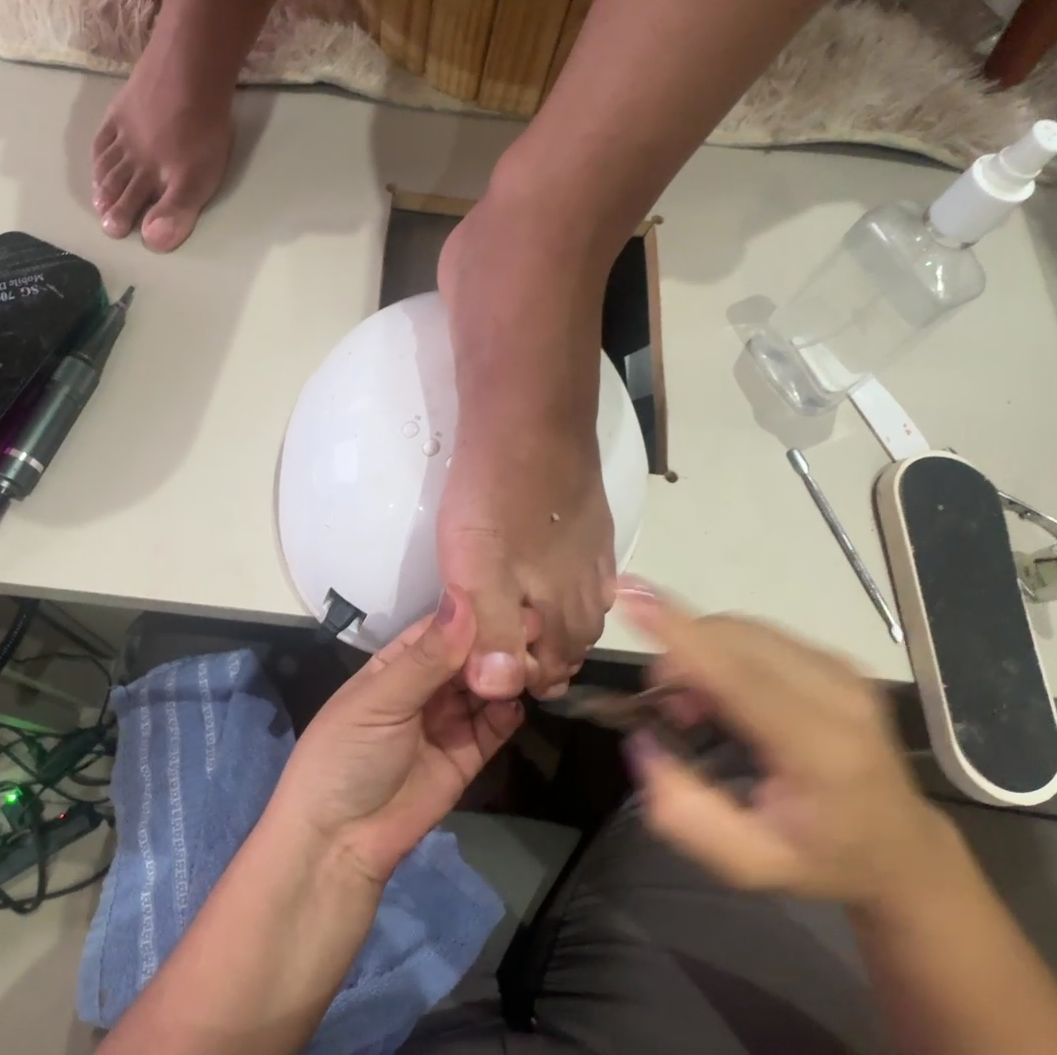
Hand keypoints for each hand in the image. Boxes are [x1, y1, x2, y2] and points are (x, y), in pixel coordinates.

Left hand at [270, 586, 524, 881]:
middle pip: (470, 655)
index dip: (474, 612)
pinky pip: (496, 725)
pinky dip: (509, 712)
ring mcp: (449, 721)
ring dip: (508, 674)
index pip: (442, 627)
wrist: (340, 842)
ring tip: (530, 665)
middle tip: (532, 629)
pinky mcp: (468, 756)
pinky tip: (516, 702)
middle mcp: (426, 687)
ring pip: (488, 686)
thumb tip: (463, 597)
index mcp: (395, 664)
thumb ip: (427, 657)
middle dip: (498, 642)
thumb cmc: (345, 757)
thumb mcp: (380, 701)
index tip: (509, 595)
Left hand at [436, 196, 618, 700]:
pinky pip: (546, 535)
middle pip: (564, 623)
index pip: (558, 657)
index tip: (475, 686)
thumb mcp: (481, 562)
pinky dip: (526, 557)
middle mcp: (582, 558)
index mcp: (569, 587)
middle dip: (526, 650)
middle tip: (474, 658)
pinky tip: (502, 550)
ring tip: (485, 619)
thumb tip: (501, 690)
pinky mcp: (554, 478)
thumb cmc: (498, 471)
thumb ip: (493, 628)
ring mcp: (573, 515)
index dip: (521, 678)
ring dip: (527, 605)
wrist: (522, 365)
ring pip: (557, 579)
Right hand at [616, 582, 959, 910]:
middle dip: (680, 655)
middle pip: (734, 640)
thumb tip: (643, 741)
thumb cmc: (822, 858)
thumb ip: (685, 811)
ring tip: (694, 709)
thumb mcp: (748, 862)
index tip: (631, 596)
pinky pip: (758, 636)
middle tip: (666, 710)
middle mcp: (839, 696)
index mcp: (820, 750)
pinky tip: (724, 697)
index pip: (740, 676)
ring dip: (700, 655)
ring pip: (742, 630)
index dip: (681, 634)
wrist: (902, 848)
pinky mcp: (838, 660)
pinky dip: (722, 654)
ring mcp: (844, 672)